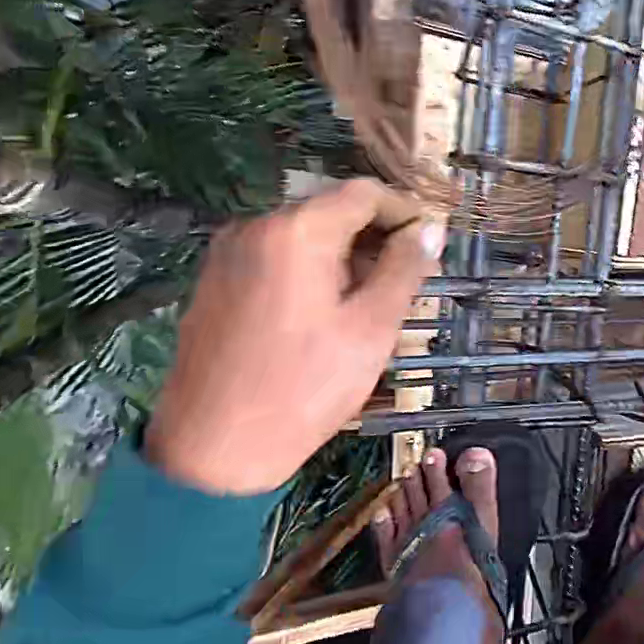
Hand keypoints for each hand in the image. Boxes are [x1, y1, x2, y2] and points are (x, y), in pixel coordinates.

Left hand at [146, 179, 444, 494]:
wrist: (212, 450)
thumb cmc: (303, 389)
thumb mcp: (371, 329)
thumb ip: (404, 268)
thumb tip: (430, 229)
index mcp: (296, 231)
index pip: (363, 192)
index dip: (404, 212)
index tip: (428, 248)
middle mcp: (255, 226)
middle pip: (331, 211)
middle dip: (374, 238)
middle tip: (406, 283)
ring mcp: (228, 252)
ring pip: (303, 236)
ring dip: (344, 257)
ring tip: (369, 305)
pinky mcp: (215, 280)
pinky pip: (275, 257)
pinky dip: (310, 271)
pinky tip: (325, 314)